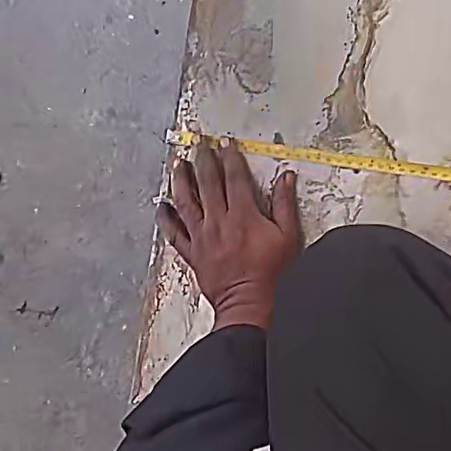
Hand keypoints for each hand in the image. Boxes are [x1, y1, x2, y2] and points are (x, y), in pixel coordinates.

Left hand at [157, 138, 301, 329]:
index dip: (229, 157)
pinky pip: (174, 233)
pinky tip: (161, 206)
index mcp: (244, 216)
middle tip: (198, 144)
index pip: (235, 178)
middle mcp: (219, 223)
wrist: (250, 306)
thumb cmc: (272, 275)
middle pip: (208, 184)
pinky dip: (165, 218)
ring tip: (177, 164)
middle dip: (203, 160)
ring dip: (180, 181)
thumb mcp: (289, 237)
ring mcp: (202, 238)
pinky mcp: (193, 254)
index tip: (225, 143)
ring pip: (186, 202)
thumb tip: (285, 179)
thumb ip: (284, 205)